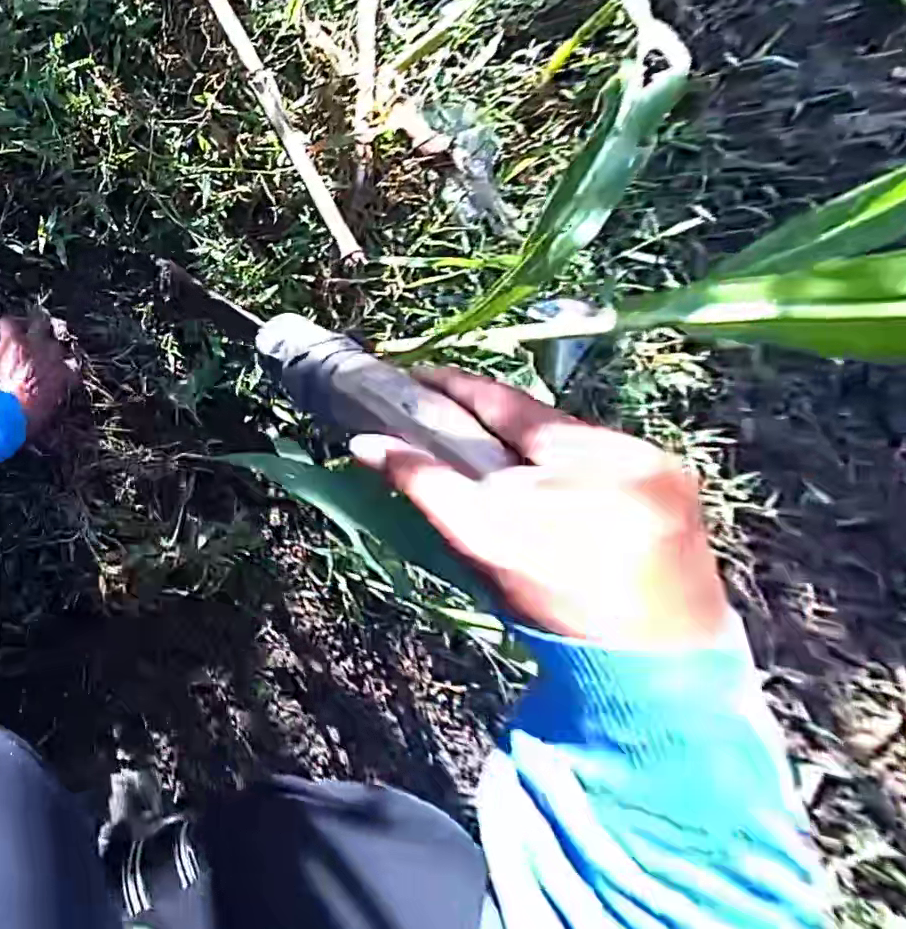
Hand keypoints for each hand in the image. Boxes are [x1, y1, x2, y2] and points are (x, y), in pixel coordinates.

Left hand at [0, 310, 78, 436]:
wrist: (4, 414)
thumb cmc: (25, 422)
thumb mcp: (47, 417)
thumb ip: (52, 403)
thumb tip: (50, 410)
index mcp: (66, 375)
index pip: (72, 364)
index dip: (62, 366)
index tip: (54, 371)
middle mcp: (54, 355)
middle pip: (58, 339)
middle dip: (50, 342)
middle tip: (40, 348)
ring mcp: (34, 344)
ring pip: (41, 320)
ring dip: (33, 325)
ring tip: (24, 331)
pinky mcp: (12, 340)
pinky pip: (8, 322)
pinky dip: (2, 326)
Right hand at [350, 367, 729, 646]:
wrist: (651, 663)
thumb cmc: (554, 592)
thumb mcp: (476, 532)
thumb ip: (421, 480)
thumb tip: (364, 443)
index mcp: (589, 452)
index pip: (504, 401)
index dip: (454, 386)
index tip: (415, 376)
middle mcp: (634, 448)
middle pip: (536, 421)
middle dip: (485, 419)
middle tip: (438, 417)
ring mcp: (663, 472)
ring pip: (564, 443)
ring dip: (519, 444)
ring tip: (482, 456)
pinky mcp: (676, 496)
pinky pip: (595, 464)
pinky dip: (554, 466)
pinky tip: (533, 485)